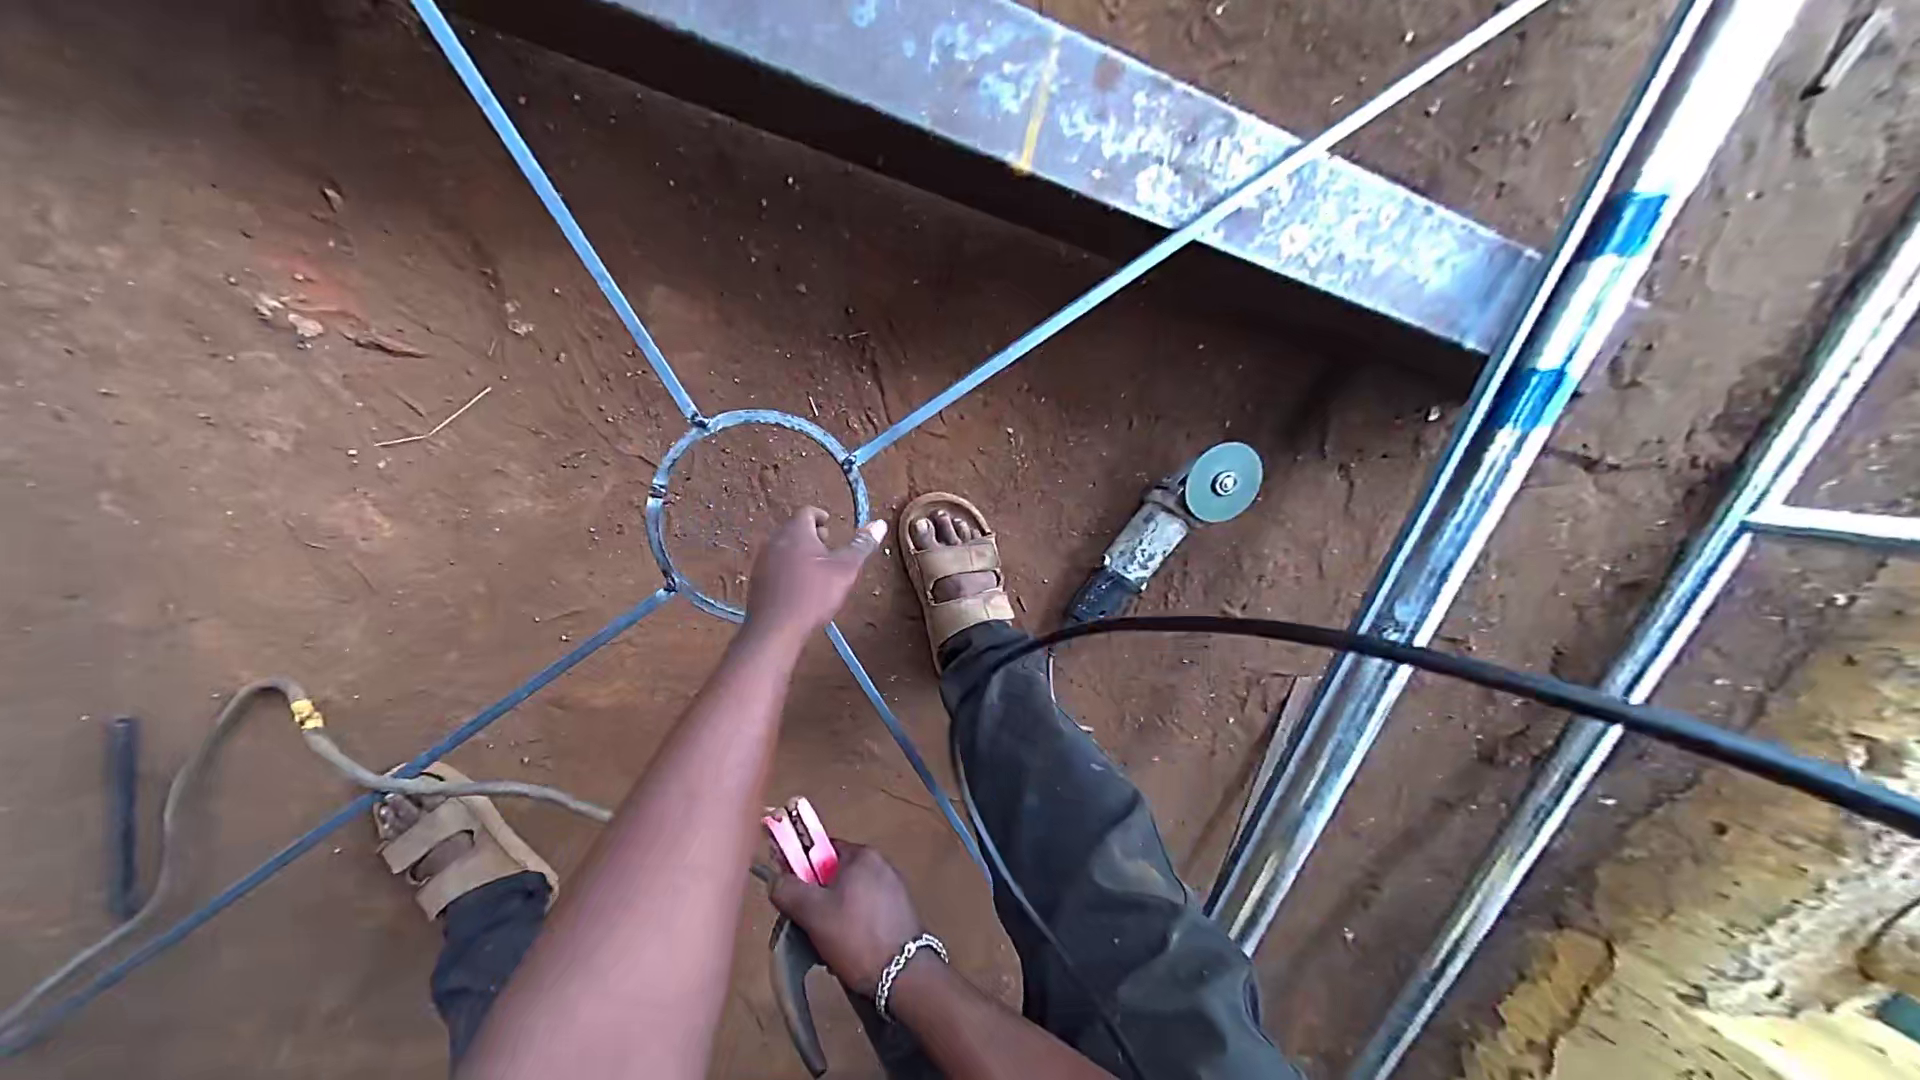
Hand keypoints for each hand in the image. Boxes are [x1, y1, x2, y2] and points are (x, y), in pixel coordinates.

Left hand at [744, 508, 885, 643]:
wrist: (775, 628)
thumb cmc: (814, 595)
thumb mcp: (845, 569)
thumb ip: (862, 545)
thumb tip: (880, 523)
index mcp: (796, 532)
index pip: (807, 512)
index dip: (821, 516)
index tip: (830, 525)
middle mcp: (775, 541)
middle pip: (794, 528)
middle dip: (812, 534)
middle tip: (828, 546)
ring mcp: (763, 561)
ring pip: (784, 546)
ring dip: (800, 551)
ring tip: (817, 568)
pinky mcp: (757, 580)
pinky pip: (776, 564)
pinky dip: (789, 567)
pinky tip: (800, 586)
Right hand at [770, 842, 923, 994]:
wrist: (904, 975)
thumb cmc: (856, 936)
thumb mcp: (813, 913)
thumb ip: (788, 890)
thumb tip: (775, 878)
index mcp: (862, 855)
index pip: (822, 850)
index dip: (802, 870)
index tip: (792, 896)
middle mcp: (881, 864)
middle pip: (835, 876)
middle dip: (818, 902)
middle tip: (810, 927)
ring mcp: (894, 888)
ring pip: (848, 898)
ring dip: (834, 918)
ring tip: (830, 946)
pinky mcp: (900, 912)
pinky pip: (865, 913)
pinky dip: (853, 928)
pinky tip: (850, 951)